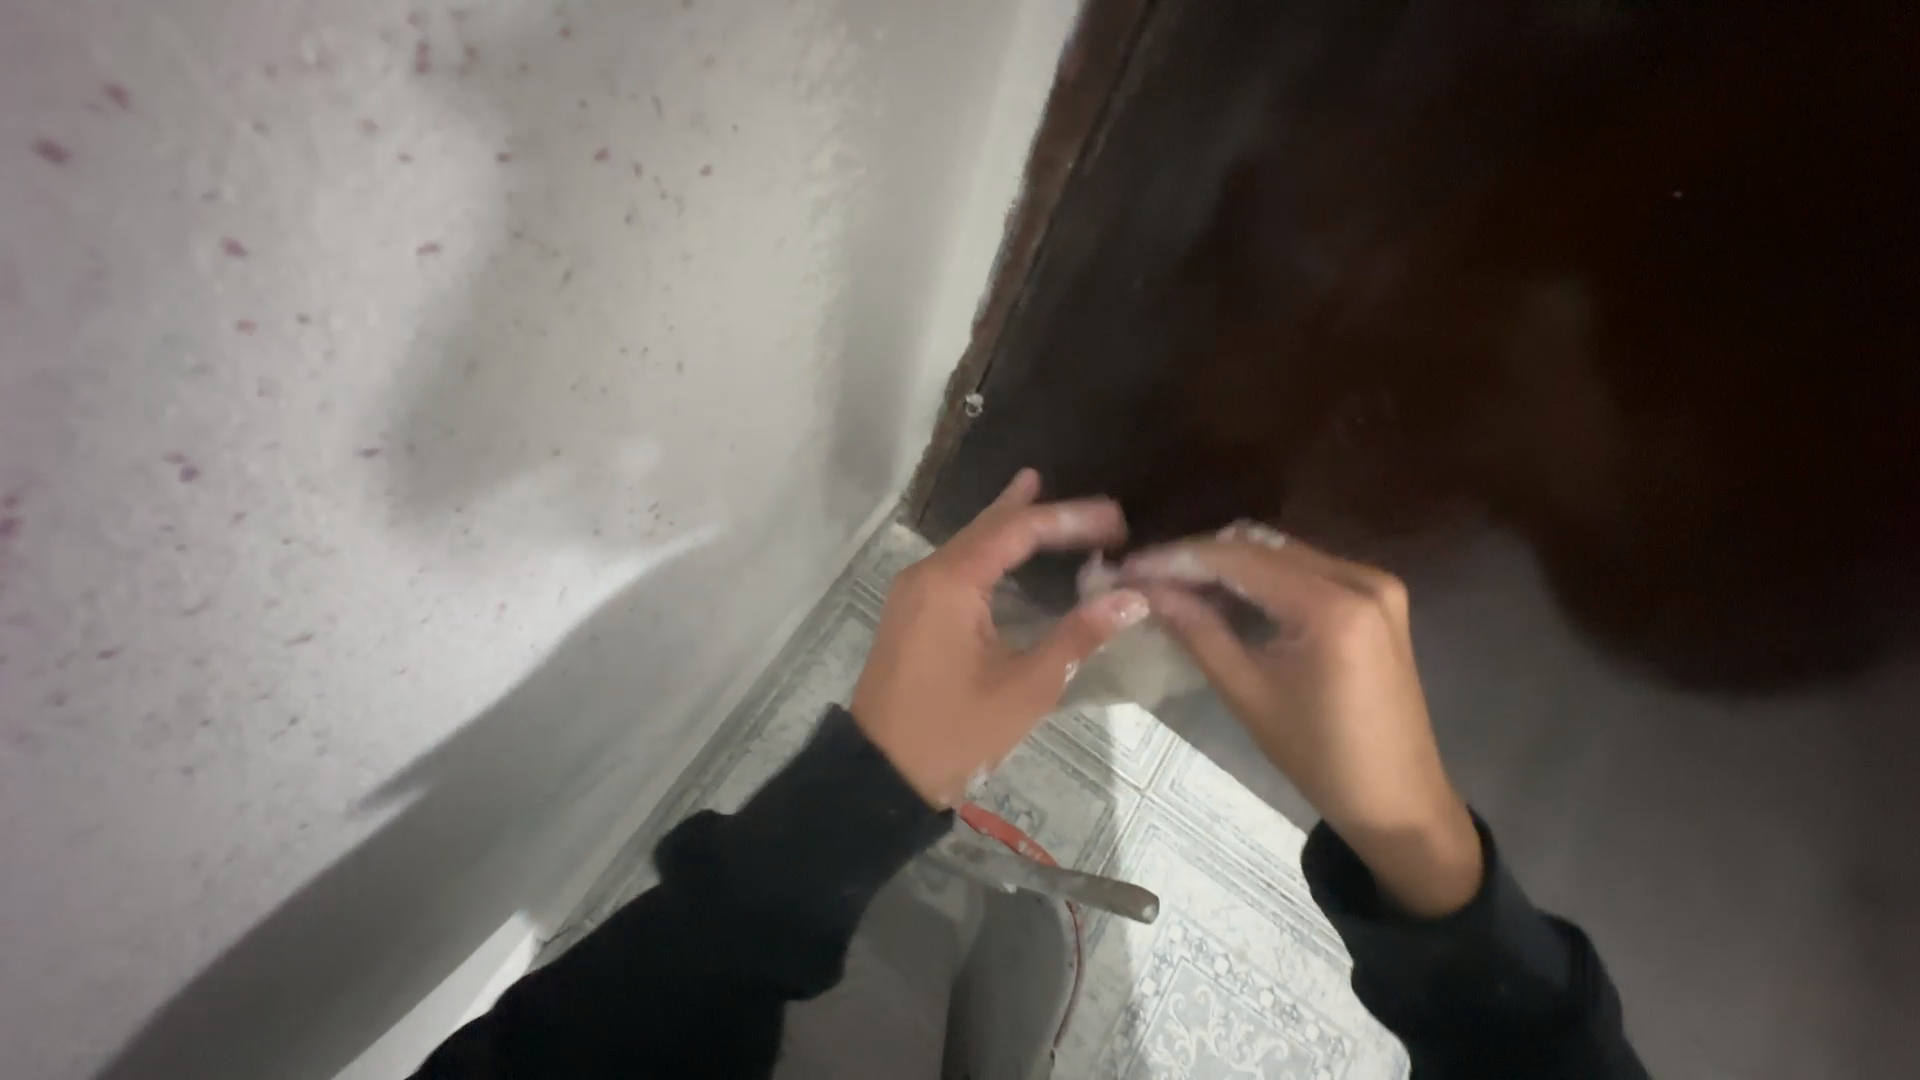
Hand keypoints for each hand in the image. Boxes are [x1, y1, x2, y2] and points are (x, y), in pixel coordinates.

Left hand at [851, 470, 1150, 806]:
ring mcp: (914, 591)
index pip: (1018, 530)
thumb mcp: (1025, 688)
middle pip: (990, 526)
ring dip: (1010, 524)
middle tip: (1093, 506)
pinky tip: (1008, 553)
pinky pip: (956, 565)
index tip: (1117, 520)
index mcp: (952, 582)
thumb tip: (1132, 598)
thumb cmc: (954, 731)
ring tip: (1044, 495)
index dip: (1070, 519)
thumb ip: (1077, 636)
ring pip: (970, 542)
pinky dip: (989, 552)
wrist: (881, 772)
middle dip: (1040, 510)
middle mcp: (927, 573)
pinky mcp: (911, 611)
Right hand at [1124, 526, 1482, 916]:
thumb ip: (1197, 630)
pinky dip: (1261, 576)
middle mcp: (1359, 578)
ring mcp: (1374, 584)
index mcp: (1332, 606)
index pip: (1238, 559)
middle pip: (1260, 547)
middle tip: (1146, 577)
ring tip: (1175, 584)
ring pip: (1281, 552)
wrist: (1399, 800)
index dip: (1177, 558)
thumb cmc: (1319, 757)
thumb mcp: (1247, 693)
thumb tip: (1145, 589)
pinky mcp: (1376, 598)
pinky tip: (1224, 595)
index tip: (1128, 567)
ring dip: (1227, 563)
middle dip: (1198, 558)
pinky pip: (1304, 568)